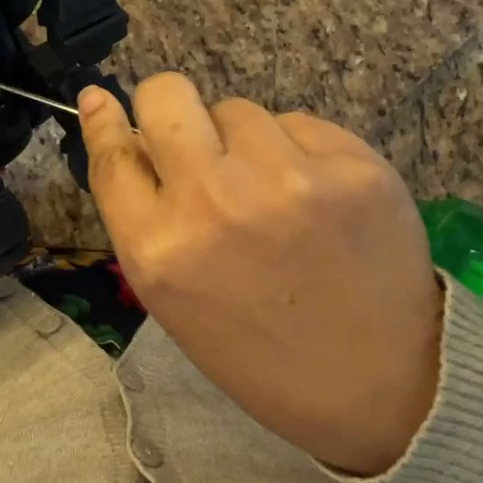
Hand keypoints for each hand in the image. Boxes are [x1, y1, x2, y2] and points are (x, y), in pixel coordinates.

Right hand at [78, 74, 441, 474]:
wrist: (381, 386)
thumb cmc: (257, 350)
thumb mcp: (173, 295)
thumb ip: (144, 215)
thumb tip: (125, 128)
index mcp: (158, 248)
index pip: (113, 153)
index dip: (103, 120)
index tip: (102, 99)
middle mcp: (212, 201)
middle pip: (166, 95)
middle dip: (168, 108)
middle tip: (193, 140)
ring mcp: (286, 178)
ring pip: (236, 108)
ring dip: (239, 140)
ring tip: (268, 191)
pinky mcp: (352, 166)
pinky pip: (298, 124)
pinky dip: (295, 150)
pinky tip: (314, 197)